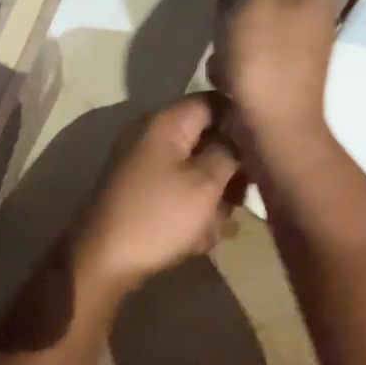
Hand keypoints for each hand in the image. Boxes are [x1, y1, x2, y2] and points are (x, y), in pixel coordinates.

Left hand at [74, 95, 240, 294]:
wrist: (103, 262)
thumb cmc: (159, 218)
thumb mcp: (205, 183)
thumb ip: (230, 151)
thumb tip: (242, 133)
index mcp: (166, 123)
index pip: (215, 102)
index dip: (242, 122)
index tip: (263, 151)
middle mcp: (152, 136)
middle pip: (207, 140)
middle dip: (229, 171)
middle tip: (241, 199)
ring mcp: (144, 166)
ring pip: (196, 171)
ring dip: (213, 199)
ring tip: (215, 228)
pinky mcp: (141, 193)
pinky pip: (178, 193)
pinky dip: (192, 213)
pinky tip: (197, 239)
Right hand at [209, 0, 339, 145]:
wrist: (274, 128)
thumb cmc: (265, 57)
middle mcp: (310, 11)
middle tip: (231, 9)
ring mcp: (295, 44)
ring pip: (254, 14)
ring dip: (232, 25)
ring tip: (225, 45)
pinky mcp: (278, 70)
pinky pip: (250, 49)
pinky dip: (235, 56)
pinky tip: (227, 71)